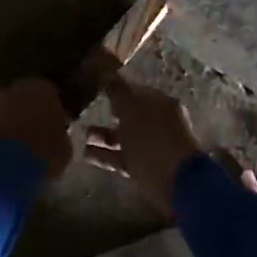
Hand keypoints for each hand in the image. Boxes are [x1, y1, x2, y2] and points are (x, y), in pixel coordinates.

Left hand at [0, 77, 73, 178]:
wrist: (5, 166)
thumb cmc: (43, 153)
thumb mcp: (65, 149)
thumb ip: (61, 135)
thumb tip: (58, 136)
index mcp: (43, 88)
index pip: (51, 94)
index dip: (53, 111)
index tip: (56, 126)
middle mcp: (17, 87)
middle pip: (25, 98)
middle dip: (29, 112)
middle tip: (35, 133)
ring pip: (6, 108)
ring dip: (10, 120)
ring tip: (17, 143)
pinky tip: (3, 149)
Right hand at [83, 78, 202, 213]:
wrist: (174, 181)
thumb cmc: (151, 136)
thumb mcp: (130, 107)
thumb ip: (118, 90)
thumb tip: (109, 75)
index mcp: (159, 102)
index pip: (135, 90)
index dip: (115, 88)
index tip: (95, 87)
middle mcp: (157, 122)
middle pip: (130, 114)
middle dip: (109, 112)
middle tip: (86, 110)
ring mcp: (152, 146)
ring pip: (124, 137)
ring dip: (103, 136)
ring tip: (82, 134)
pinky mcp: (144, 169)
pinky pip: (121, 157)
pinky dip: (104, 155)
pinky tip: (85, 154)